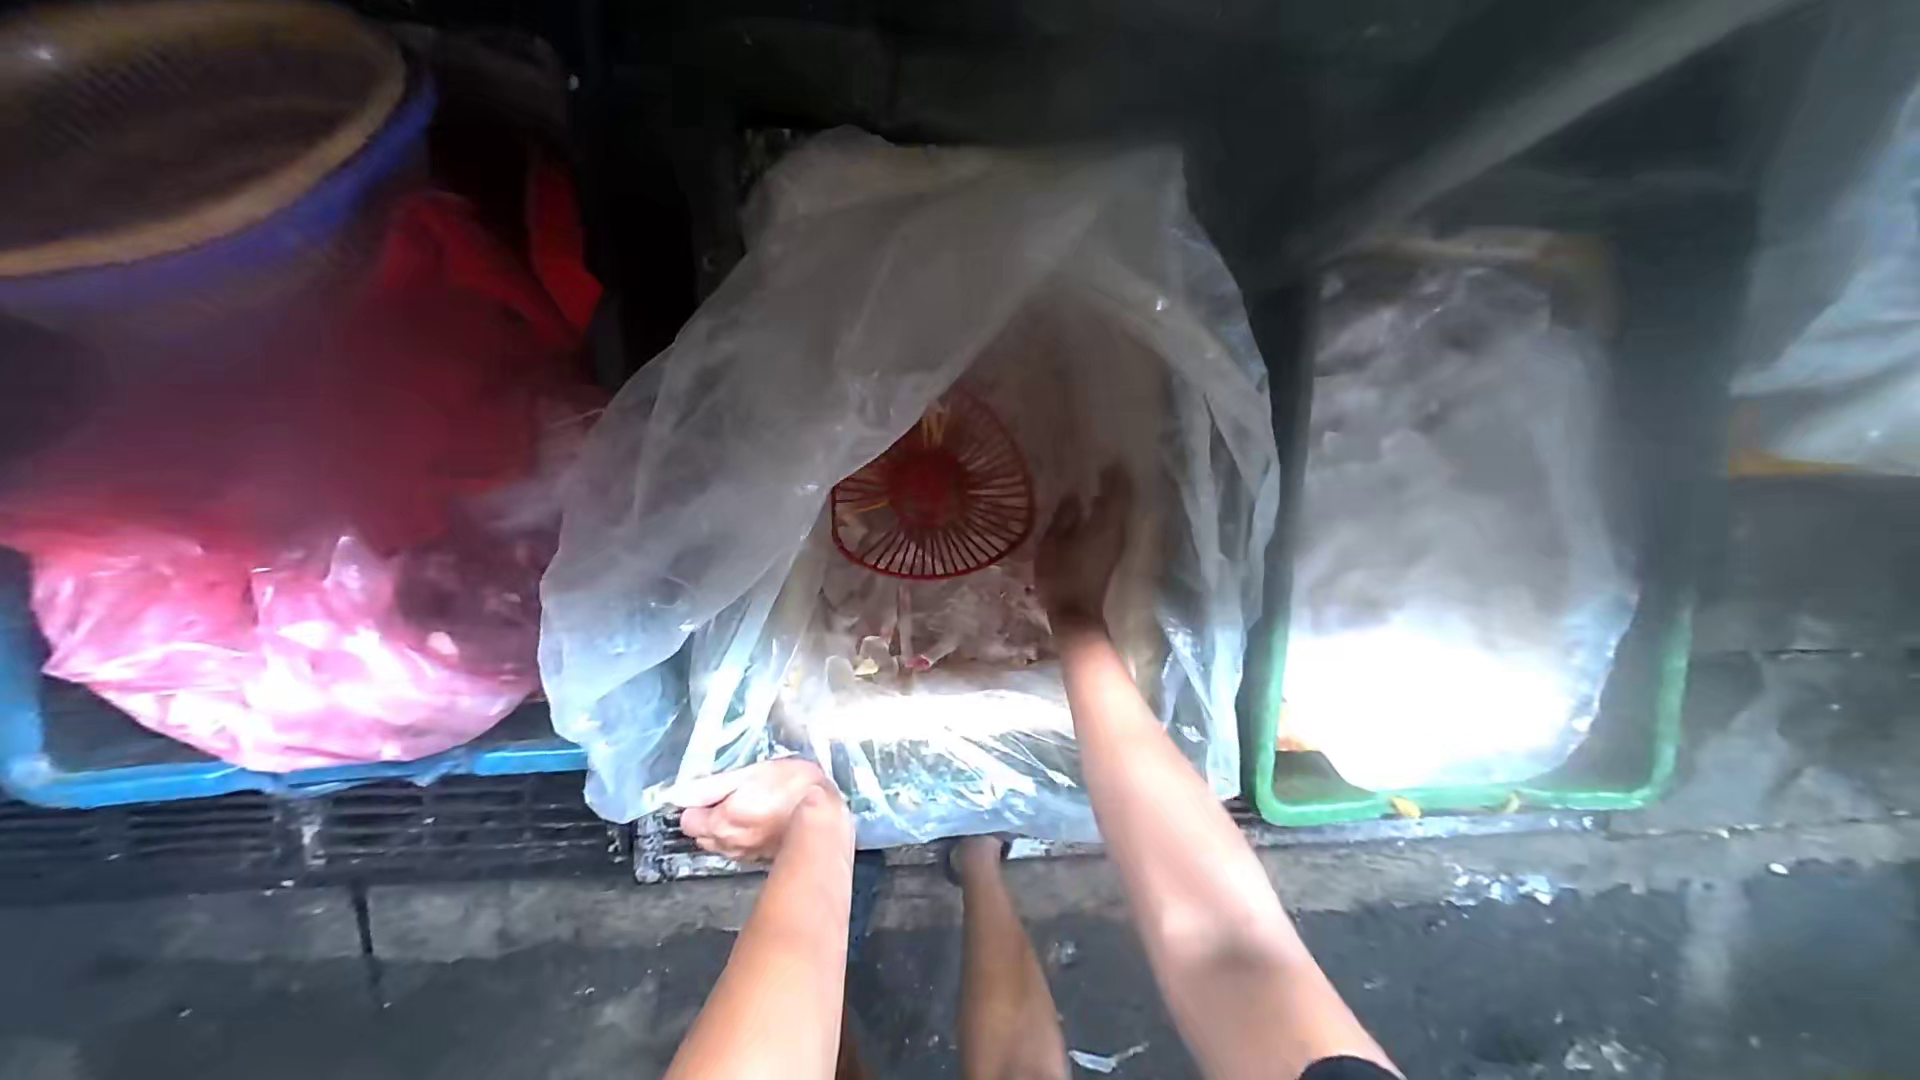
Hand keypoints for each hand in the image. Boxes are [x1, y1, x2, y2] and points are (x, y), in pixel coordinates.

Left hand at [664, 759, 847, 861]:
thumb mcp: (752, 773)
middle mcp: (727, 844)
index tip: (716, 790)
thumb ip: (714, 785)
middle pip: (703, 834)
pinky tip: (762, 820)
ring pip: (721, 842)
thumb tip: (682, 794)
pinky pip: (740, 847)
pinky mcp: (760, 858)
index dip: (698, 802)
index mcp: (719, 823)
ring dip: (727, 827)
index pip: (687, 821)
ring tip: (751, 805)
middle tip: (735, 794)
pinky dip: (744, 836)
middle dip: (711, 816)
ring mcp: (744, 854)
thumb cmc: (789, 787)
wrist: (824, 816)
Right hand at [1037, 465, 1132, 635]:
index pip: (1116, 491)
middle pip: (1122, 502)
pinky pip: (1114, 526)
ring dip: (1113, 500)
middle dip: (1115, 485)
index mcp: (1104, 523)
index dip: (1113, 475)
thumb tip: (1073, 496)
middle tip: (1104, 469)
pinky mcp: (1111, 558)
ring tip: (1099, 487)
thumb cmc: (1061, 577)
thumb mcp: (1053, 543)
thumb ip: (1064, 516)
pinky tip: (1095, 513)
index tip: (1108, 460)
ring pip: (1120, 515)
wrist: (1077, 616)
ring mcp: (1116, 546)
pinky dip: (1108, 515)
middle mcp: (1117, 532)